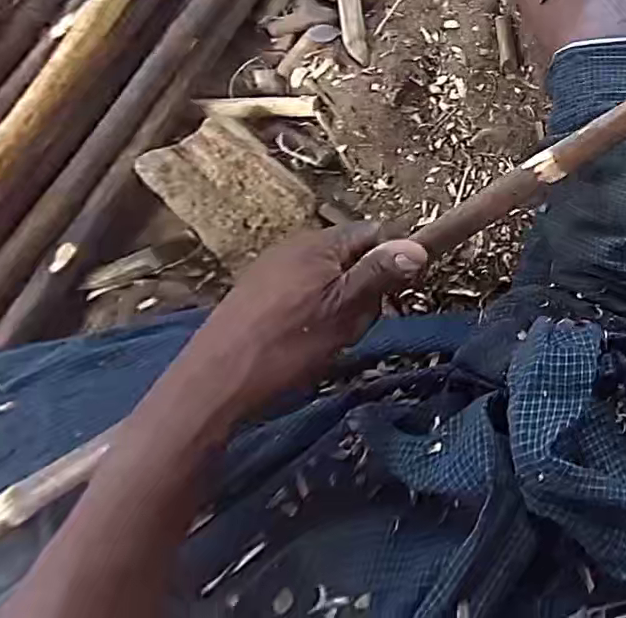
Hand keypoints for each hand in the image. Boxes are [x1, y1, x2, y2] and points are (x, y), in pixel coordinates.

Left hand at [163, 223, 426, 423]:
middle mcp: (292, 248)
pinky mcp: (254, 298)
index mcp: (317, 243)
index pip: (377, 232)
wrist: (207, 393)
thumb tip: (419, 246)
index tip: (397, 290)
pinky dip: (315, 312)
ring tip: (331, 334)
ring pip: (331, 277)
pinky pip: (304, 293)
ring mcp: (269, 272)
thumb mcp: (346, 307)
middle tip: (359, 318)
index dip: (393, 258)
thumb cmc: (286, 345)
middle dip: (366, 284)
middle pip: (354, 255)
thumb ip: (382, 272)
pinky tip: (304, 339)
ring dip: (342, 303)